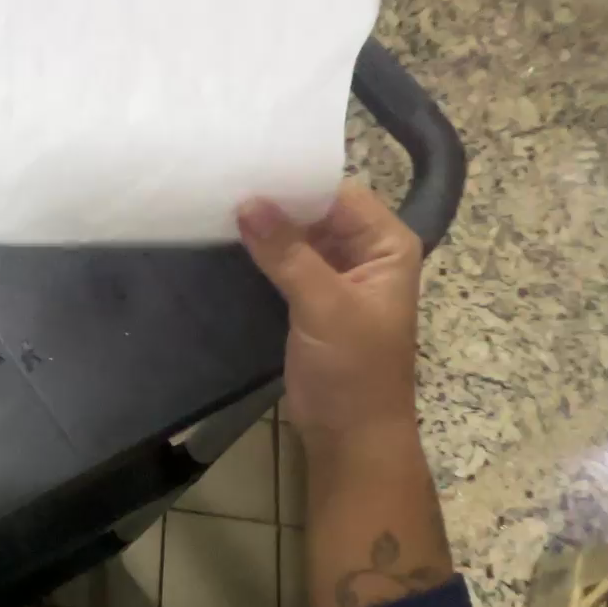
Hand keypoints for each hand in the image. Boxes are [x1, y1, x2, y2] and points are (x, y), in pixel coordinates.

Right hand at [236, 182, 422, 440]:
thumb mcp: (323, 305)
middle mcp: (364, 255)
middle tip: (225, 186)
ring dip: (266, 233)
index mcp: (386, 245)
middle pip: (317, 215)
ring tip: (220, 210)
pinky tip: (231, 247)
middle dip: (277, 206)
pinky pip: (285, 269)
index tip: (248, 172)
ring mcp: (335, 281)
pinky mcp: (309, 305)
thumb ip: (287, 254)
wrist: (349, 435)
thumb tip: (247, 204)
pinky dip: (262, 259)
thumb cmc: (352, 370)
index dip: (297, 185)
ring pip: (298, 242)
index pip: (339, 196)